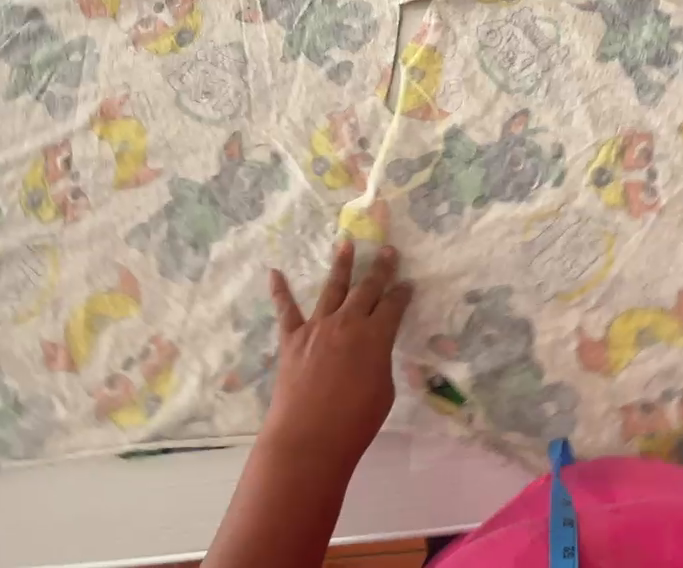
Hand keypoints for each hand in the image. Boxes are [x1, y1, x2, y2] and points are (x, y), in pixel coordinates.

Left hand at [259, 241, 412, 470]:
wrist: (308, 439)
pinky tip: (274, 272)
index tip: (408, 282)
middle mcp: (348, 322)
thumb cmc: (355, 422)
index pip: (394, 305)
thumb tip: (371, 349)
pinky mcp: (292, 339)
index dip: (402, 293)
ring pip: (332, 288)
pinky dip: (280, 291)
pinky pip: (286, 310)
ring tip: (346, 244)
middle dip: (380, 268)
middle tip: (387, 250)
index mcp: (376, 335)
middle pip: (367, 288)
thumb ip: (379, 361)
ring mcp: (317, 327)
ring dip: (341, 265)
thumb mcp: (383, 390)